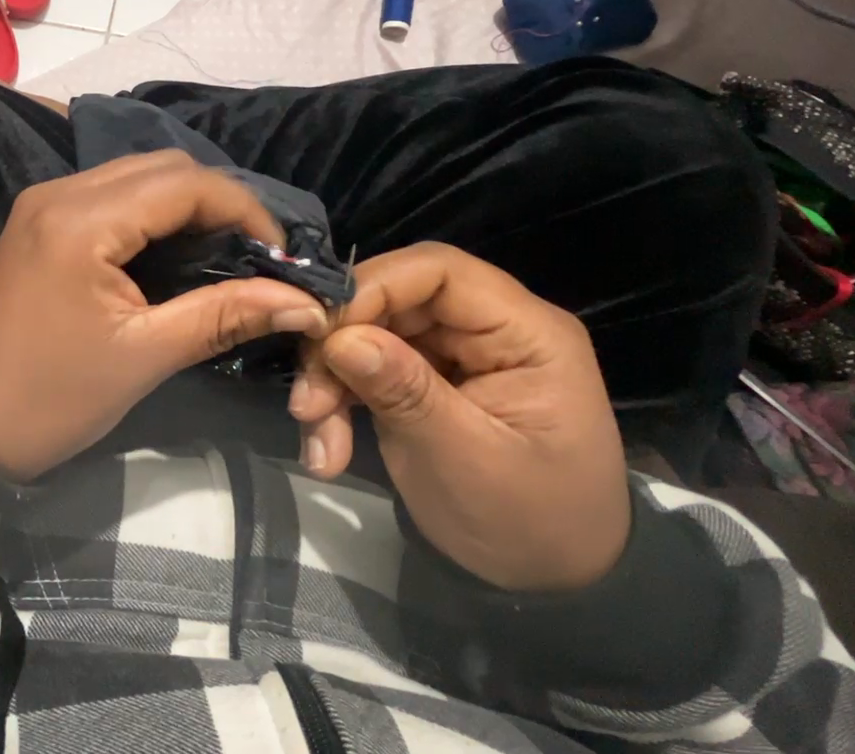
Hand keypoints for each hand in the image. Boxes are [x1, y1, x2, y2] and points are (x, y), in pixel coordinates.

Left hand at [0, 151, 328, 482]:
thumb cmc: (57, 397)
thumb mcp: (147, 355)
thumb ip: (226, 314)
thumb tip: (305, 298)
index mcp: (79, 222)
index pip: (183, 184)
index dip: (244, 209)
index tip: (281, 255)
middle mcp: (57, 193)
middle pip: (161, 167)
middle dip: (217, 203)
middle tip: (254, 257)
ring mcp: (42, 201)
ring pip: (135, 174)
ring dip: (184, 204)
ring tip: (222, 255)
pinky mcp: (38, 218)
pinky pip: (109, 193)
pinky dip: (150, 212)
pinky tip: (173, 252)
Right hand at [291, 243, 629, 590]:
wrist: (548, 583)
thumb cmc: (528, 522)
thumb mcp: (465, 459)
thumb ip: (405, 392)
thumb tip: (339, 337)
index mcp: (524, 333)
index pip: (438, 271)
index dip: (372, 287)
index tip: (322, 334)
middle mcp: (485, 330)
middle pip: (390, 301)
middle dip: (338, 348)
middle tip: (307, 404)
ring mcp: (449, 356)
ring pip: (365, 335)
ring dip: (329, 383)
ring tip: (317, 439)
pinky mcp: (420, 381)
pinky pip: (362, 368)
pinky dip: (335, 403)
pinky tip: (325, 448)